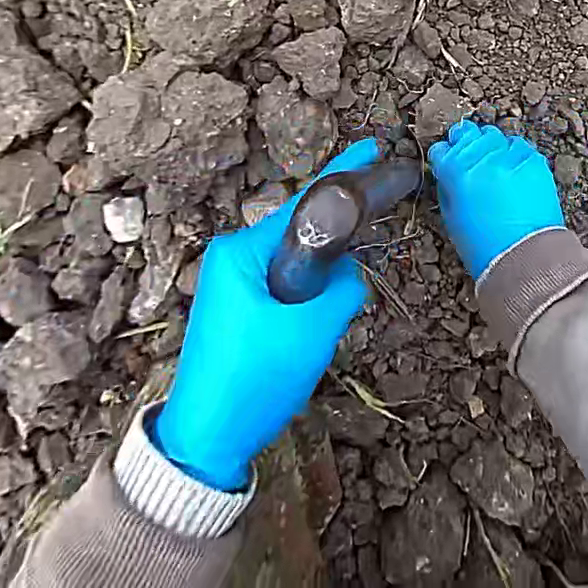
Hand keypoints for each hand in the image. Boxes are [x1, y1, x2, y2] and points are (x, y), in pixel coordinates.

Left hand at [153, 139, 375, 489]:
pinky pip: (288, 278)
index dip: (343, 172)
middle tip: (381, 216)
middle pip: (302, 227)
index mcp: (242, 251)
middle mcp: (234, 256)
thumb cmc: (256, 378)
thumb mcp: (315, 326)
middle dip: (341, 231)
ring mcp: (234, 280)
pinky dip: (313, 284)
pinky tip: (329, 302)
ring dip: (327, 267)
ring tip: (349, 286)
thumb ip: (346, 285)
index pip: (304, 200)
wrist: (206, 441)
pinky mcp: (241, 303)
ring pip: (298, 256)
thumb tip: (351, 271)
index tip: (373, 147)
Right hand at [429, 120, 564, 278]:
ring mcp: (510, 158)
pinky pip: (520, 147)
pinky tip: (515, 173)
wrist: (525, 257)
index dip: (445, 153)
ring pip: (497, 138)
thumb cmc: (484, 247)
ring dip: (494, 148)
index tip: (449, 155)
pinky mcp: (534, 161)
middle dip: (469, 143)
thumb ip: (448, 186)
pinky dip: (516, 156)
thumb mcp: (451, 217)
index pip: (443, 149)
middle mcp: (483, 160)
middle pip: (471, 135)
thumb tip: (448, 169)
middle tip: (474, 158)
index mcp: (456, 173)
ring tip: (497, 169)